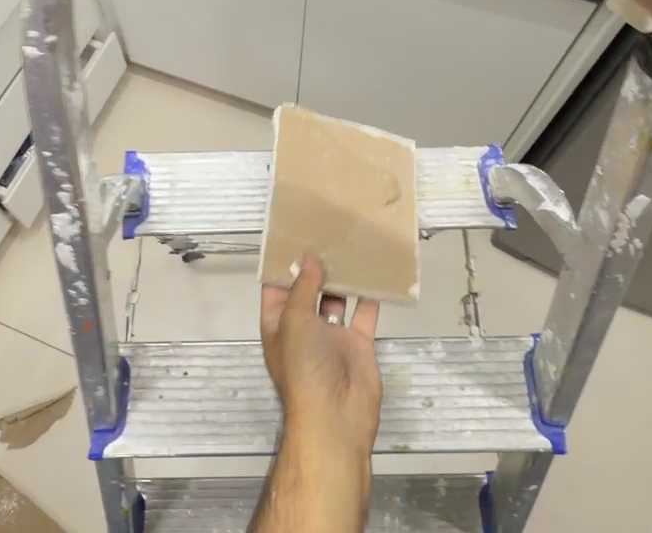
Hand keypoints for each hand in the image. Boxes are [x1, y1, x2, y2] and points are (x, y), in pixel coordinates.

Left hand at [260, 256, 382, 457]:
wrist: (337, 417)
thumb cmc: (304, 369)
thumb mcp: (294, 323)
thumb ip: (302, 289)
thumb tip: (308, 259)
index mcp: (278, 325)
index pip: (276, 290)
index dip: (283, 266)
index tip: (293, 237)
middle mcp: (303, 328)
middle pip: (307, 292)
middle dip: (316, 267)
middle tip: (327, 233)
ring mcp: (331, 336)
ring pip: (336, 299)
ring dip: (341, 278)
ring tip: (349, 245)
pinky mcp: (358, 343)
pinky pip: (364, 314)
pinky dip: (369, 295)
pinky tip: (375, 272)